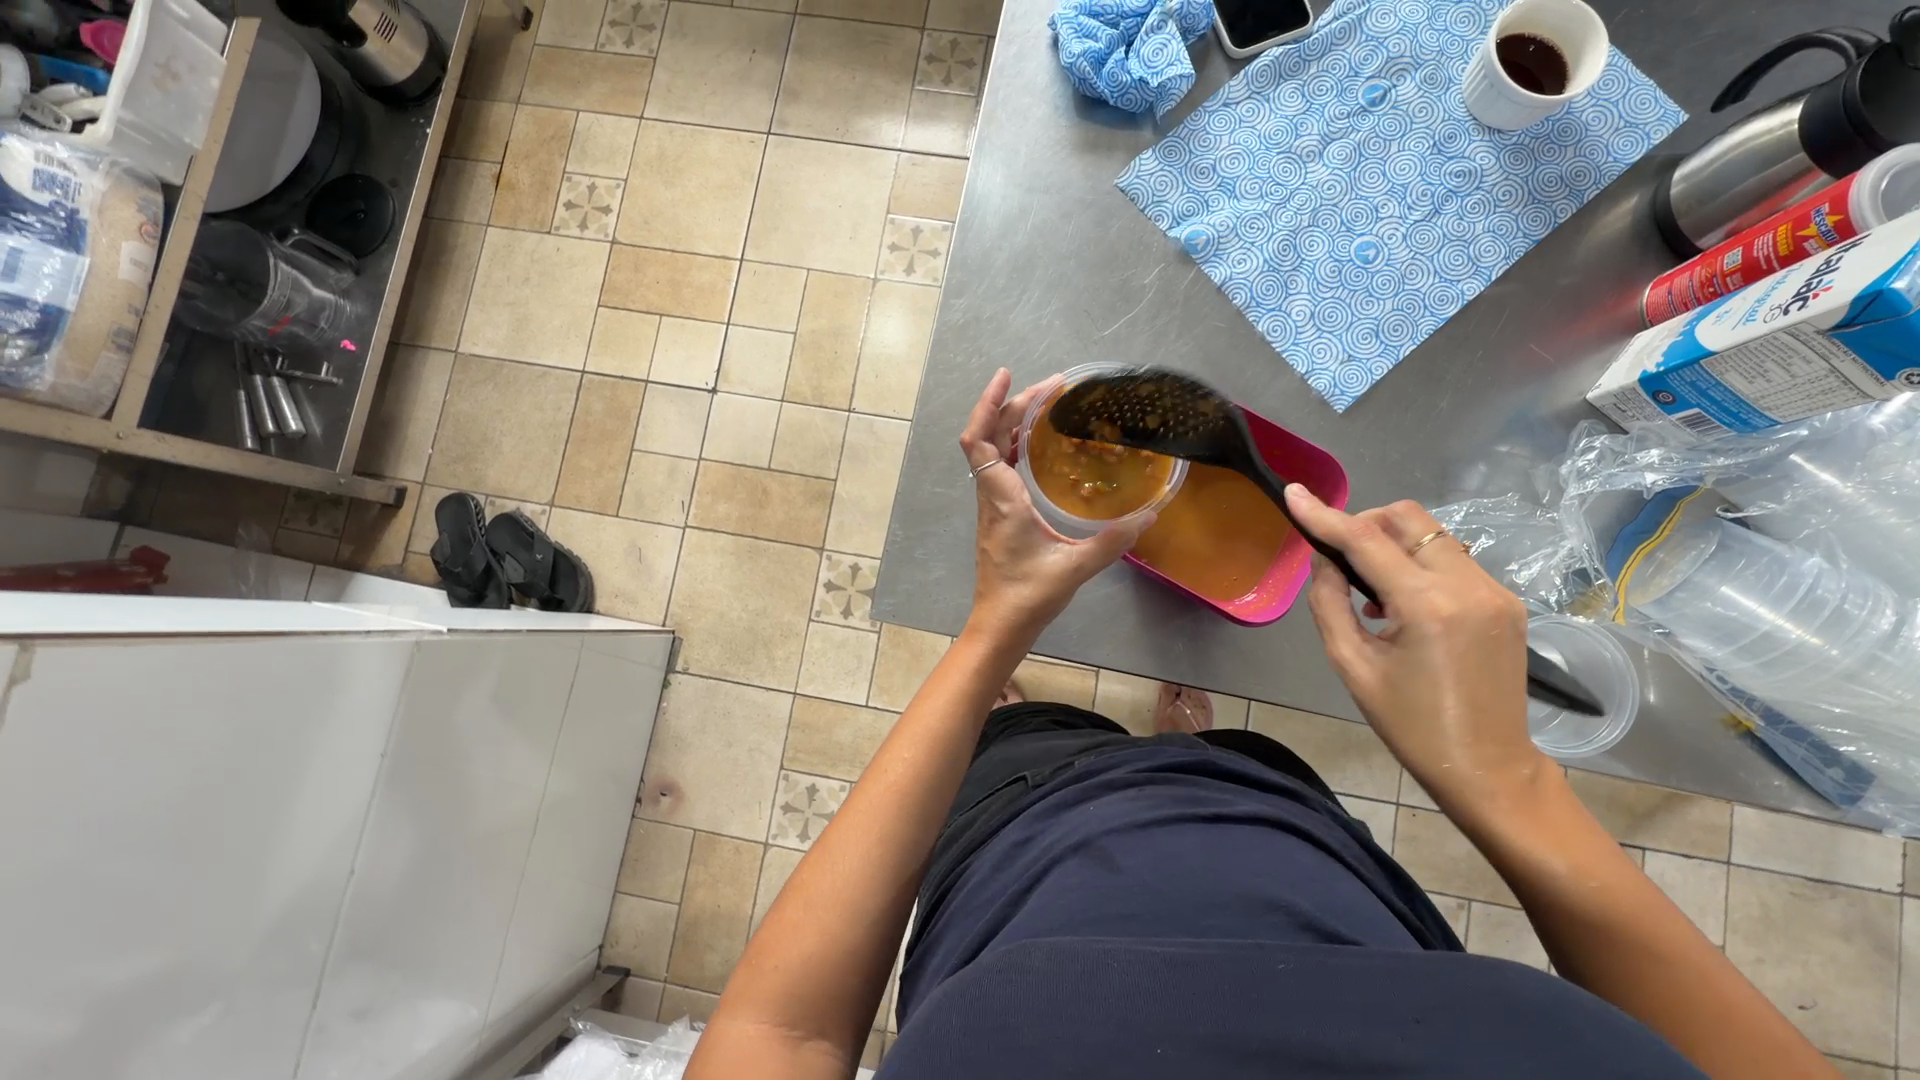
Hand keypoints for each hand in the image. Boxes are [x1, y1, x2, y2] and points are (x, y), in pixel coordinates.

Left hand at [959, 369, 1152, 644]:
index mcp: (1001, 500)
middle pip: (989, 437)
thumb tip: (1148, 516)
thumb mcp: (1074, 568)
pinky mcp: (999, 517)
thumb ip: (1111, 542)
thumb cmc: (1028, 596)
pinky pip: (1000, 469)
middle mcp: (991, 497)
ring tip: (1046, 406)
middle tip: (1052, 388)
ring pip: (992, 452)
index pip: (979, 441)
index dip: (988, 404)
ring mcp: (992, 507)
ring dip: (1013, 424)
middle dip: (1015, 405)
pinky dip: (1015, 447)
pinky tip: (1040, 447)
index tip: (1008, 376)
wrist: (1000, 625)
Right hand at [1284, 485, 1548, 811]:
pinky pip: (1454, 561)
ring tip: (1373, 593)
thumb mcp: (1352, 666)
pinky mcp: (1507, 603)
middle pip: (1409, 519)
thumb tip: (1324, 561)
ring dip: (1394, 545)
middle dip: (1366, 523)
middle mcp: (1469, 586)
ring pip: (1433, 535)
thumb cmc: (1410, 725)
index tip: (1294, 494)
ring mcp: (1496, 592)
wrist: (1488, 766)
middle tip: (1340, 558)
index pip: (1366, 540)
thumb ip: (1329, 603)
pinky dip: (1420, 565)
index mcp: (1427, 606)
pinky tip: (1404, 606)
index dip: (1324, 515)